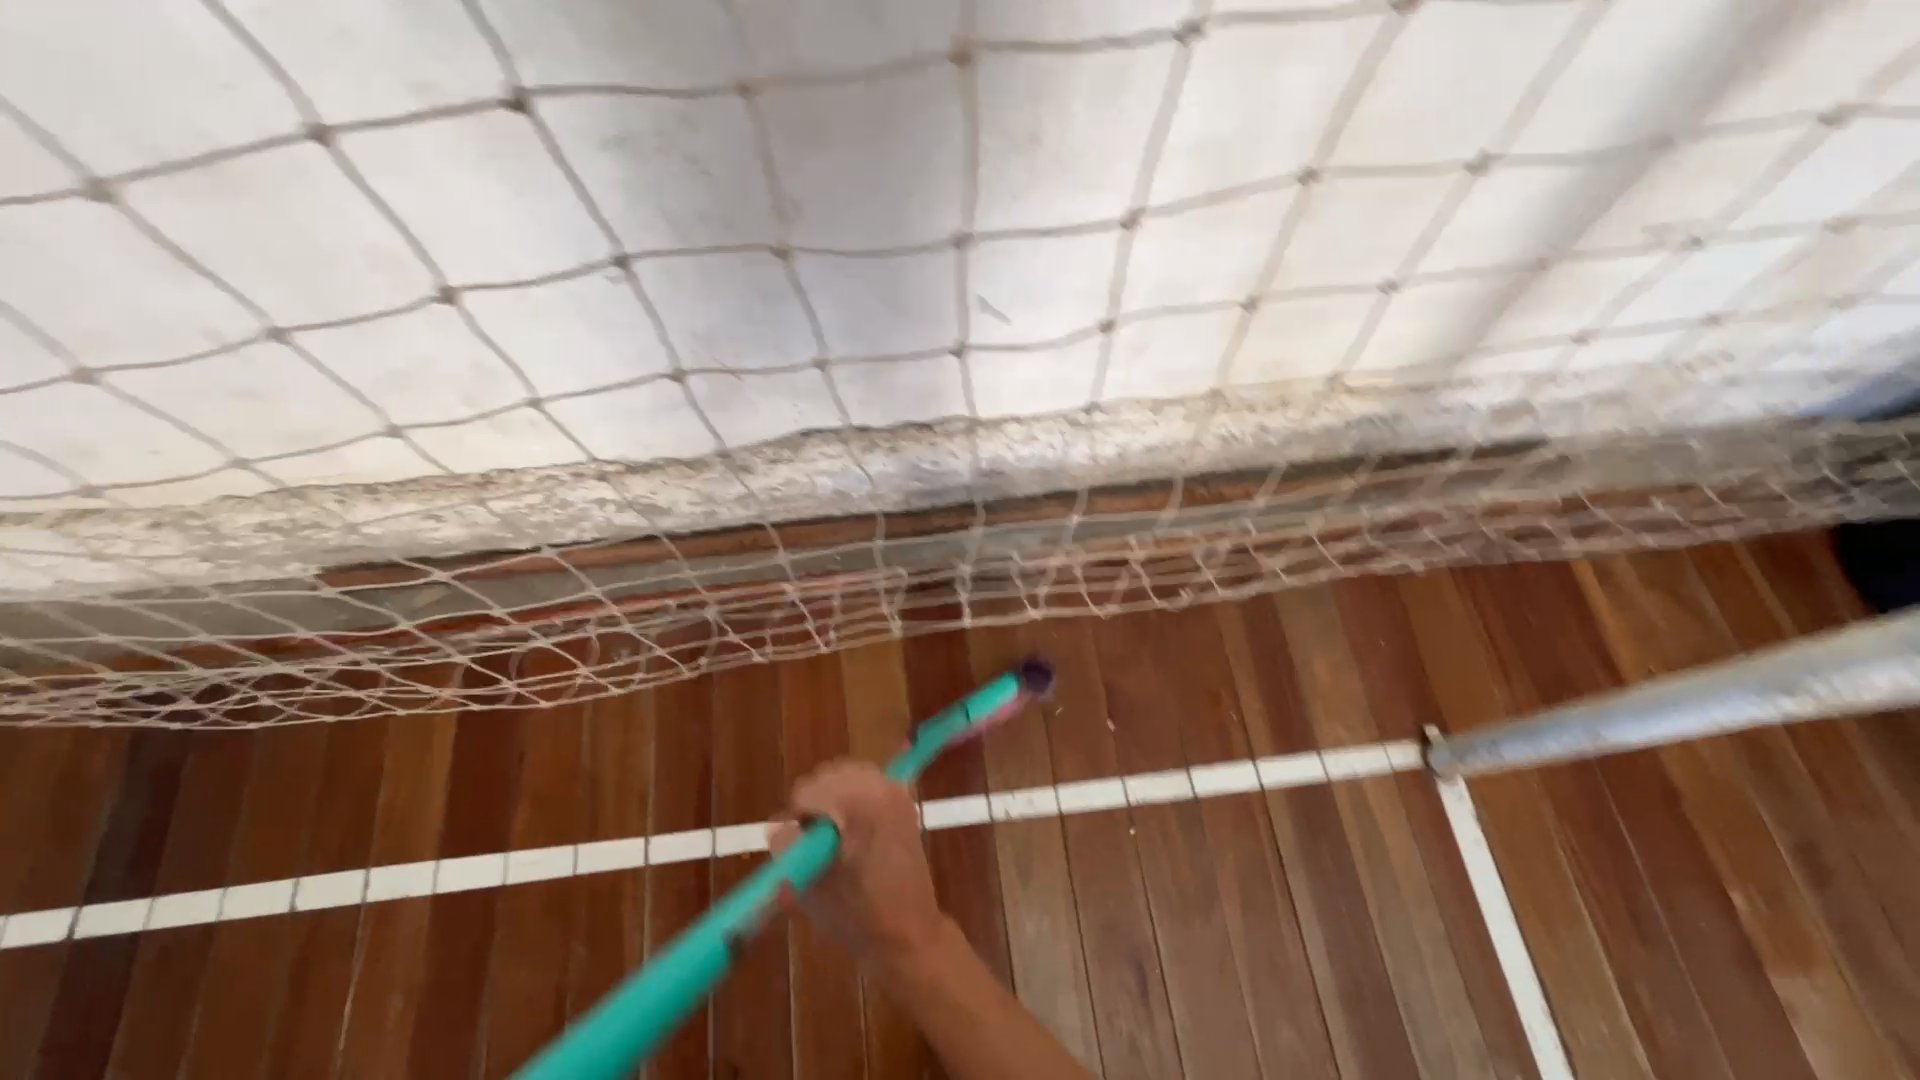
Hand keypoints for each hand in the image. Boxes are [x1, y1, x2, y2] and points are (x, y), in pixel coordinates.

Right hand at [770, 760, 948, 968]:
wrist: (909, 933)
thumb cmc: (858, 914)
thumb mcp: (809, 885)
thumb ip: (787, 848)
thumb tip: (777, 826)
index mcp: (858, 803)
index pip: (807, 791)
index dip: (795, 819)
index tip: (798, 847)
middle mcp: (880, 787)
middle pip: (829, 777)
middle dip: (814, 803)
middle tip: (810, 840)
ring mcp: (897, 793)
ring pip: (850, 776)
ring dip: (833, 798)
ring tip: (829, 836)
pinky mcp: (905, 804)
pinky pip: (870, 784)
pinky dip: (855, 797)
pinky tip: (851, 827)